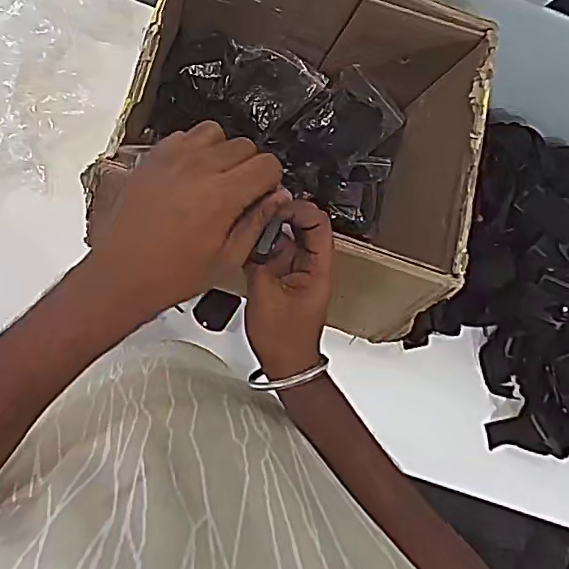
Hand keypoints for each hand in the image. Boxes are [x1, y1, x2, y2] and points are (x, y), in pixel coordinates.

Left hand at [85, 121, 286, 318]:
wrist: (121, 274)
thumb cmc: (166, 274)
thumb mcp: (227, 259)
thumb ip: (257, 223)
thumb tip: (275, 201)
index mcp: (220, 196)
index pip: (267, 164)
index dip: (271, 180)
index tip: (264, 193)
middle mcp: (196, 170)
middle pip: (245, 145)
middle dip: (250, 166)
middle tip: (242, 191)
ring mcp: (171, 160)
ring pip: (214, 132)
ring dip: (222, 152)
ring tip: (216, 178)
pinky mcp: (151, 160)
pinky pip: (183, 137)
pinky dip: (193, 149)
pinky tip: (191, 174)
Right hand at [245, 199, 333, 378]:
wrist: (287, 364)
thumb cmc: (284, 340)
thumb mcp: (264, 294)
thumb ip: (260, 259)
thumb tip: (254, 234)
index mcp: (319, 268)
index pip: (318, 223)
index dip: (298, 208)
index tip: (277, 205)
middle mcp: (314, 266)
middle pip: (305, 225)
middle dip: (283, 213)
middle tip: (261, 209)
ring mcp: (301, 271)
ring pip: (290, 238)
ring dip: (272, 229)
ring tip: (252, 225)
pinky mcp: (287, 278)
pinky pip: (278, 252)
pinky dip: (265, 246)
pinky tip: (249, 245)